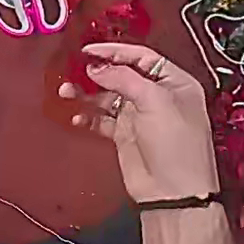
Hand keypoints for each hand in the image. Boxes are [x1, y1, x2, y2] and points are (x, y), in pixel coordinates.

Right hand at [60, 43, 219, 204]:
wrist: (173, 193)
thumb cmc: (177, 145)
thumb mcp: (155, 101)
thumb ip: (125, 78)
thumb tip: (98, 67)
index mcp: (174, 82)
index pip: (141, 56)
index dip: (115, 51)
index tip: (90, 50)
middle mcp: (156, 96)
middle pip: (121, 75)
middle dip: (97, 72)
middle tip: (75, 69)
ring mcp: (139, 116)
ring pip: (106, 97)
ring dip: (86, 94)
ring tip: (66, 92)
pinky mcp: (125, 135)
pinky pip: (101, 120)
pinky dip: (88, 117)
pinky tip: (77, 116)